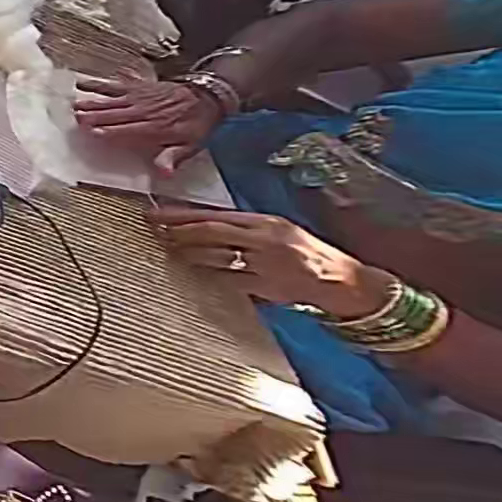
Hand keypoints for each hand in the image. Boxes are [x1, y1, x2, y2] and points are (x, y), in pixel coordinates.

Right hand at [73, 76, 220, 172]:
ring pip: (111, 101)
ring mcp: (138, 97)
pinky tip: (81, 82)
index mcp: (154, 129)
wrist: (207, 97)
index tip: (92, 134)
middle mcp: (143, 112)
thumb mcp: (191, 146)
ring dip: (92, 103)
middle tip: (76, 119)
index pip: (126, 131)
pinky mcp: (136, 87)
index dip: (108, 132)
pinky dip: (97, 84)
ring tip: (75, 105)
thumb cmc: (194, 125)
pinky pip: (115, 85)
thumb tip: (163, 172)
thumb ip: (173, 157)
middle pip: (114, 115)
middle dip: (94, 117)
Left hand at [155, 207, 394, 318]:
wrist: (347, 284)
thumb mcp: (278, 230)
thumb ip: (242, 227)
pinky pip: (227, 280)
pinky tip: (194, 269)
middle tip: (154, 230)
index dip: (180, 215)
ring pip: (213, 257)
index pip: (213, 215)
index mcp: (267, 222)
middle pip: (208, 233)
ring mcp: (266, 265)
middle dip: (176, 231)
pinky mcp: (267, 287)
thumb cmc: (308, 253)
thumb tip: (197, 222)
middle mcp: (265, 240)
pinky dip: (207, 274)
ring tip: (168, 248)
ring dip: (186, 253)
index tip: (155, 213)